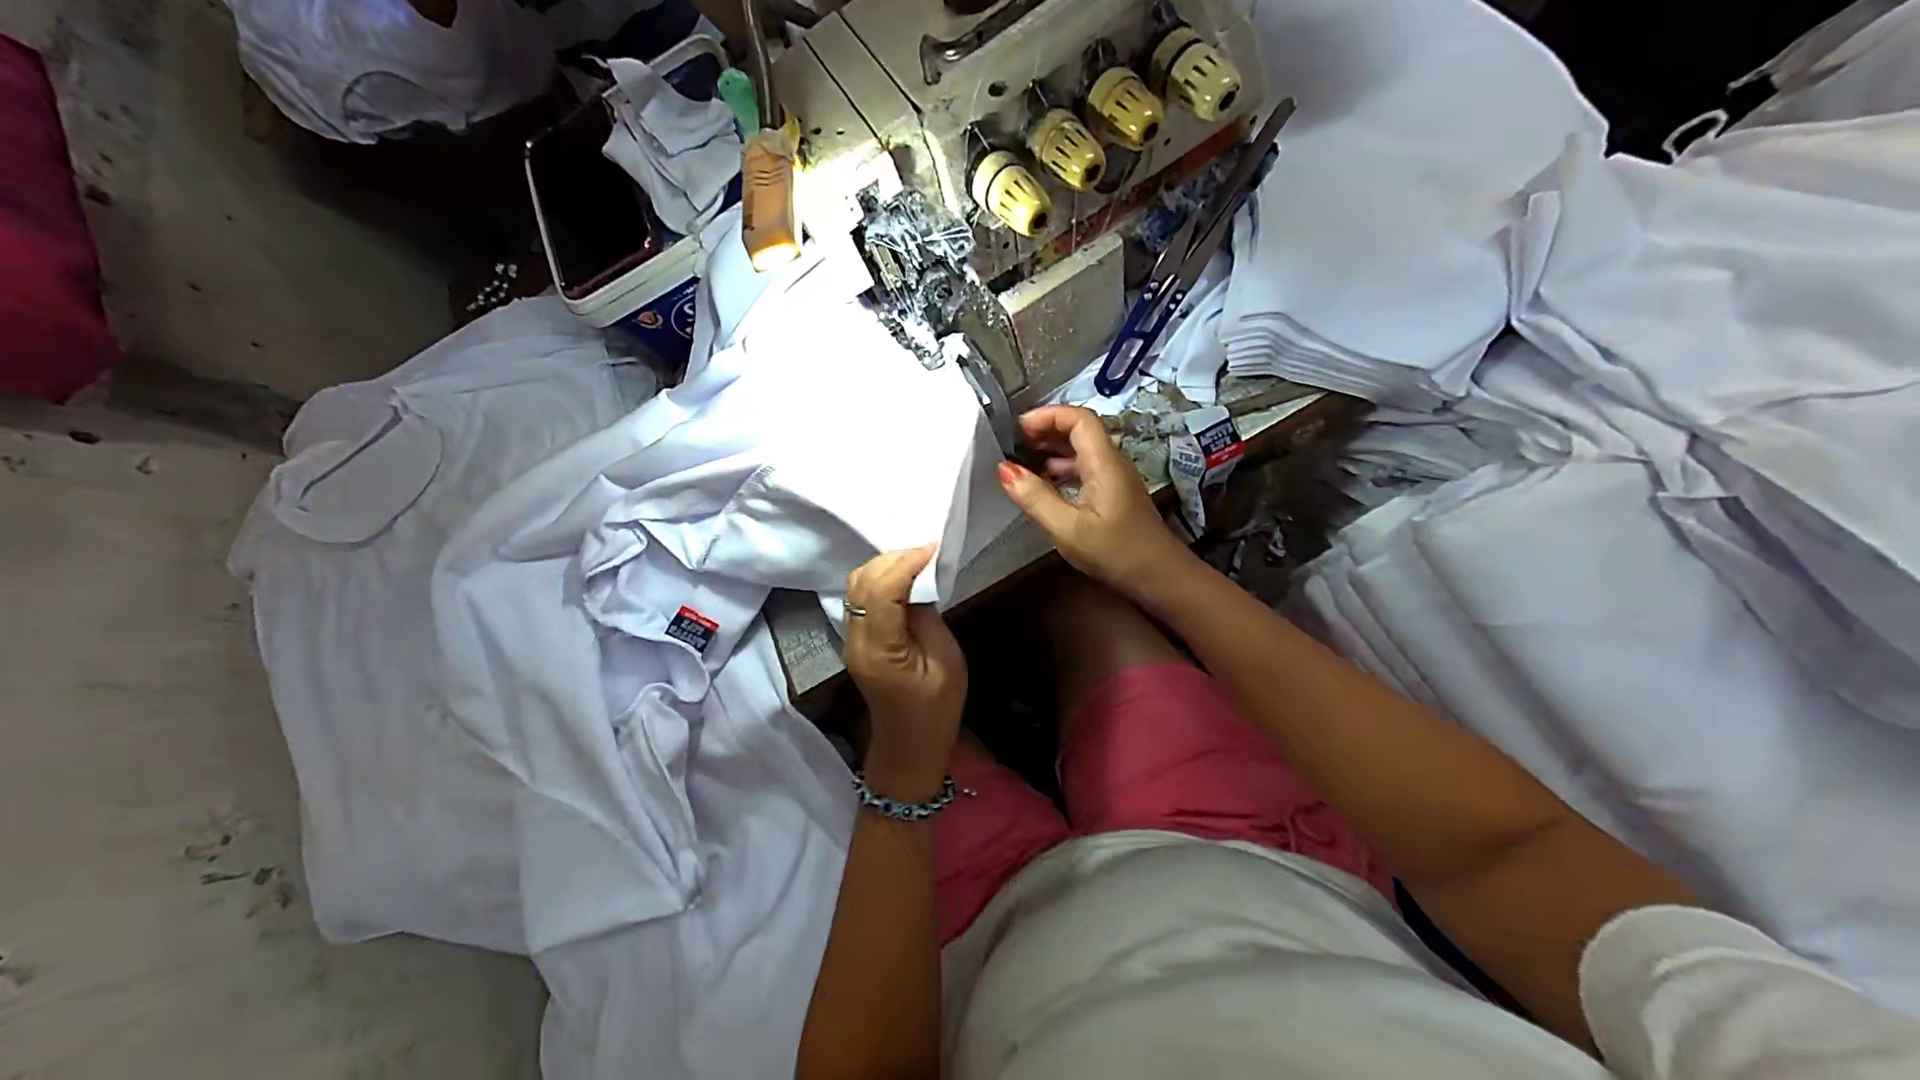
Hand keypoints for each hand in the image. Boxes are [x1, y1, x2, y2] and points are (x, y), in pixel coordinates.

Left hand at [842, 545, 967, 802]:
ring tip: (917, 560)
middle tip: (927, 550)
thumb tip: (919, 582)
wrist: (909, 745)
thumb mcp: (946, 661)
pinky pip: (860, 597)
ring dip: (884, 565)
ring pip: (856, 585)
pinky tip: (903, 577)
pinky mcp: (855, 639)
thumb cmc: (937, 709)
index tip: (933, 548)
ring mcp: (850, 639)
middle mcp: (856, 640)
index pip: (881, 592)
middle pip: (862, 582)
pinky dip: (879, 578)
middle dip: (893, 558)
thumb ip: (928, 617)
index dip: (905, 563)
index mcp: (880, 650)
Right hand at [996, 406, 1191, 597]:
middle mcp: (1112, 463)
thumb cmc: (1115, 552)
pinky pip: (1086, 468)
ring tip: (1024, 459)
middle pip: (1081, 430)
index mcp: (1104, 463)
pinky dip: (1062, 467)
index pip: (1079, 419)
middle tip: (1016, 440)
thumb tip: (1004, 469)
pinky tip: (1045, 483)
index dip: (1048, 415)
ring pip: (1083, 450)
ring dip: (1053, 448)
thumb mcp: (1067, 528)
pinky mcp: (1114, 494)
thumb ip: (1035, 497)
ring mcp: (1116, 478)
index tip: (1019, 427)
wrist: (1159, 577)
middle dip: (1048, 428)